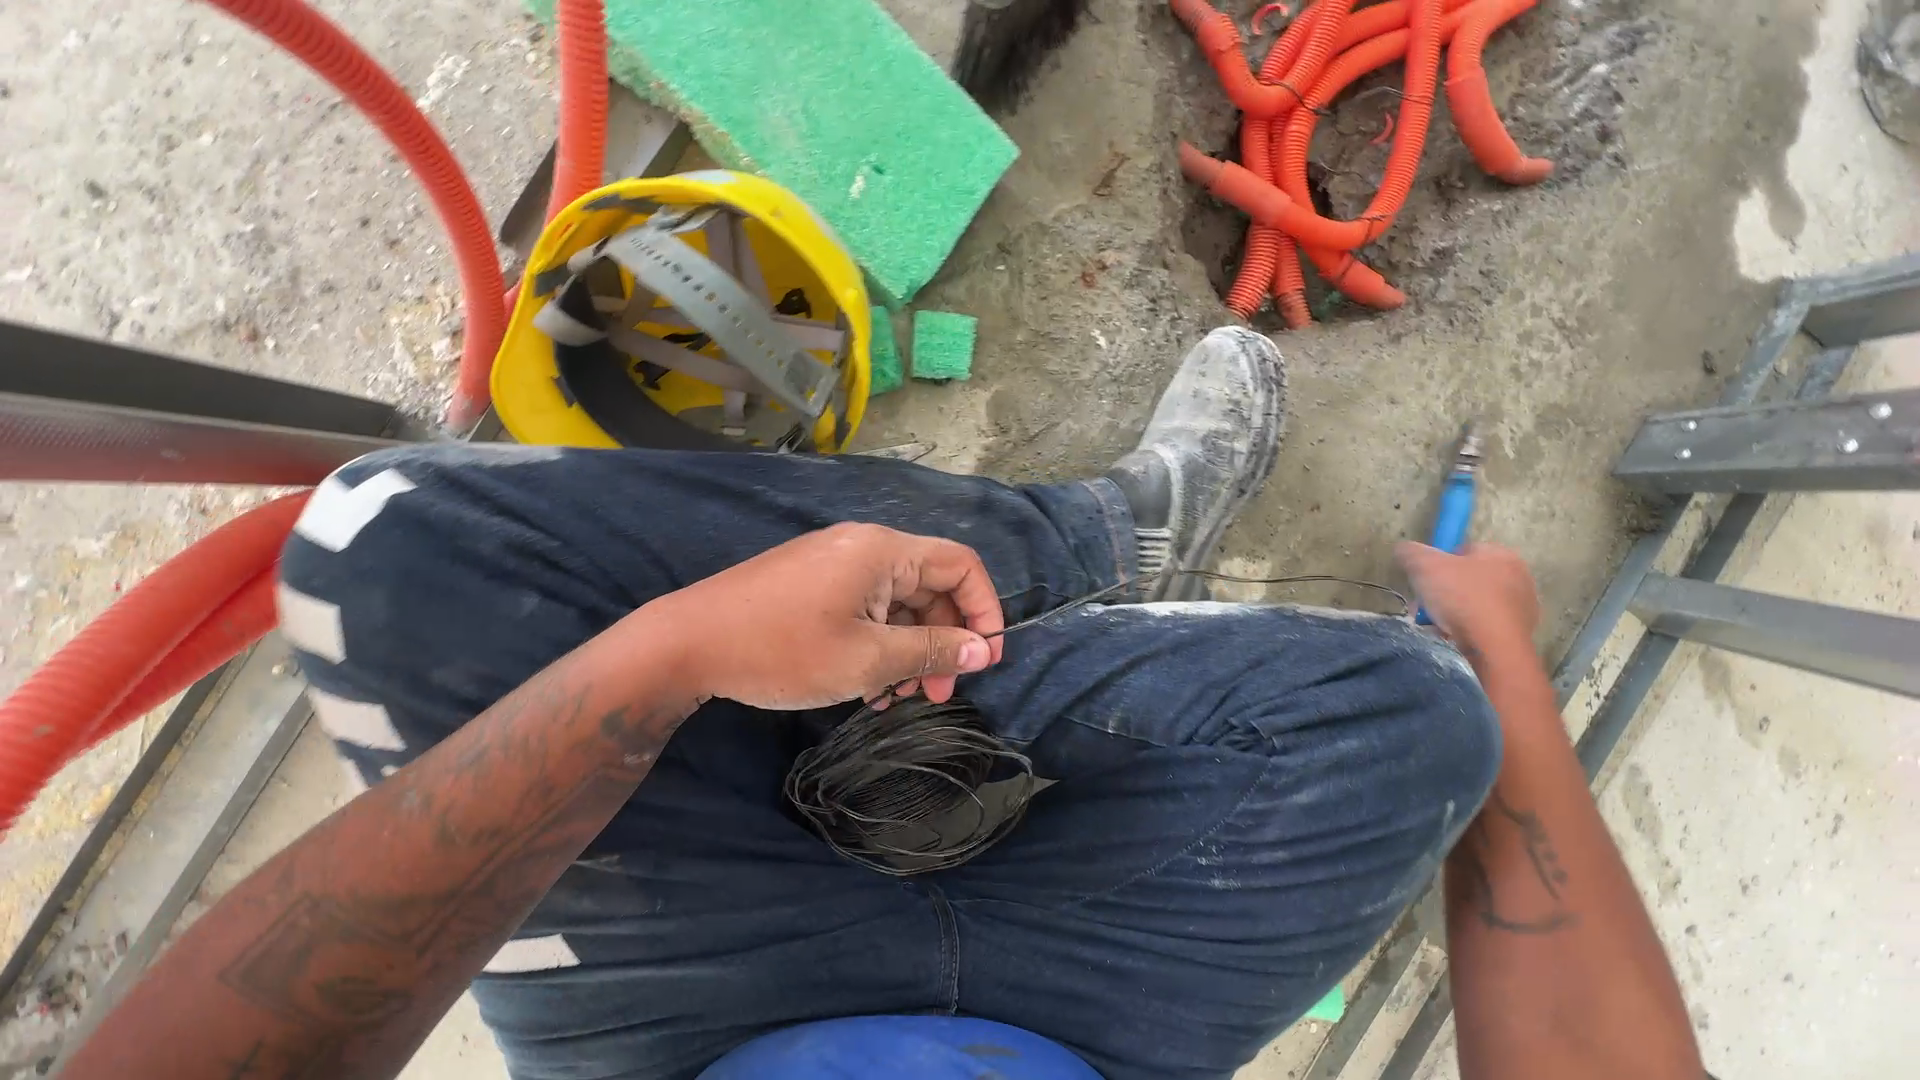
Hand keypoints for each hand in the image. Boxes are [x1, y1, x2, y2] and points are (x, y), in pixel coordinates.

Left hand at [645, 523, 1005, 710]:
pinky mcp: (812, 582)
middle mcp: (863, 546)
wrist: (686, 643)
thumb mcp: (866, 659)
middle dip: (943, 639)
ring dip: (909, 647)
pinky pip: (865, 606)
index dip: (984, 609)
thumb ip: (930, 650)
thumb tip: (983, 649)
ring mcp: (834, 563)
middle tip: (936, 693)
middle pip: (929, 585)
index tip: (985, 660)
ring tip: (898, 697)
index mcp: (883, 551)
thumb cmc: (781, 650)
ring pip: (896, 601)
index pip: (960, 564)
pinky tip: (868, 684)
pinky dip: (878, 641)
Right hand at [1395, 542, 1539, 651]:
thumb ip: (1410, 551)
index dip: (1438, 564)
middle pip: (1467, 578)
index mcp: (1500, 554)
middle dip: (1442, 591)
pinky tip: (1455, 637)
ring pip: (1475, 602)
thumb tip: (1404, 550)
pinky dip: (1469, 628)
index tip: (1424, 580)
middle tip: (1426, 605)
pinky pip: (1485, 624)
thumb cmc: (1461, 598)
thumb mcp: (1424, 566)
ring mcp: (1522, 605)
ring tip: (1437, 624)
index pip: (1462, 550)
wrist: (1493, 647)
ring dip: (1453, 611)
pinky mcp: (1520, 631)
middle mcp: (1518, 576)